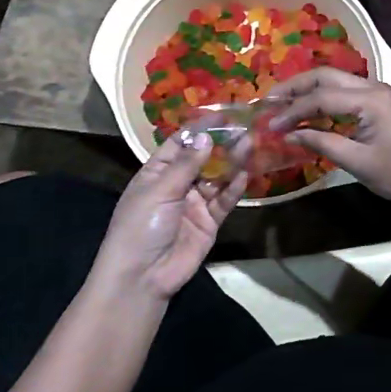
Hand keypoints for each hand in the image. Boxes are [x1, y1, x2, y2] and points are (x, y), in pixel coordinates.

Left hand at [90, 132, 247, 300]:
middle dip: (220, 144)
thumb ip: (187, 165)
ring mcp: (194, 204)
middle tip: (243, 128)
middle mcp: (176, 186)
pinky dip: (235, 188)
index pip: (179, 145)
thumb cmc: (141, 227)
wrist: (143, 276)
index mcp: (156, 174)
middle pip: (202, 160)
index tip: (221, 116)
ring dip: (232, 163)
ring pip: (217, 178)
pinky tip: (246, 174)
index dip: (198, 130)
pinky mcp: (210, 222)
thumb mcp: (160, 191)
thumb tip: (206, 137)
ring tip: (249, 145)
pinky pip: (224, 201)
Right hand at [268, 67, 390, 211]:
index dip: (292, 110)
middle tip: (269, 101)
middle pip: (326, 76)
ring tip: (282, 104)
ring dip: (308, 91)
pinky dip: (323, 99)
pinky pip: (345, 93)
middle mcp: (373, 87)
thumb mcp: (357, 162)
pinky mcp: (379, 103)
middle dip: (295, 87)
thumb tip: (290, 134)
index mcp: (370, 99)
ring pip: (335, 81)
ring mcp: (378, 93)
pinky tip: (307, 112)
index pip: (321, 97)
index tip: (271, 124)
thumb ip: (322, 143)